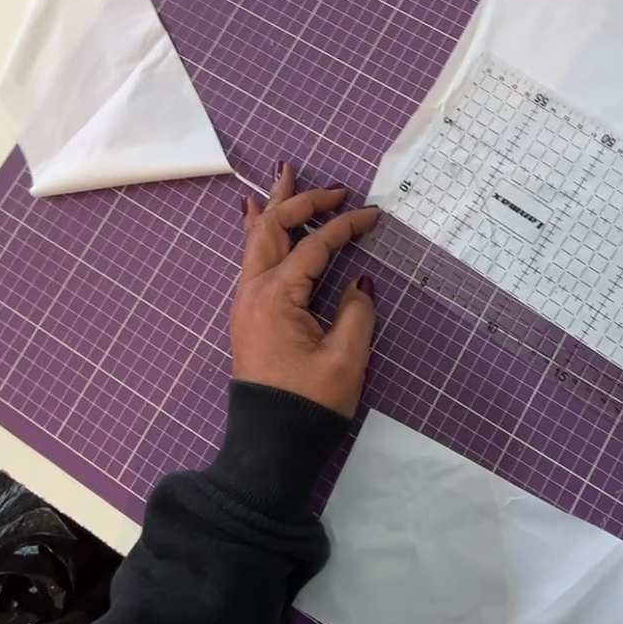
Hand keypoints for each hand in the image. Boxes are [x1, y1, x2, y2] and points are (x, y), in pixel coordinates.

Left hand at [231, 161, 381, 416]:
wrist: (270, 449)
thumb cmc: (310, 403)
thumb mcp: (346, 358)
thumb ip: (356, 310)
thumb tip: (361, 281)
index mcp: (277, 295)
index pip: (315, 245)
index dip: (347, 225)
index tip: (375, 215)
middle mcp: (254, 290)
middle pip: (273, 227)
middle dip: (302, 199)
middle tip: (335, 187)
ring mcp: (247, 301)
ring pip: (258, 238)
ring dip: (275, 206)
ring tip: (284, 174)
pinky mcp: (251, 313)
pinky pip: (254, 257)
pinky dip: (260, 230)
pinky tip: (255, 216)